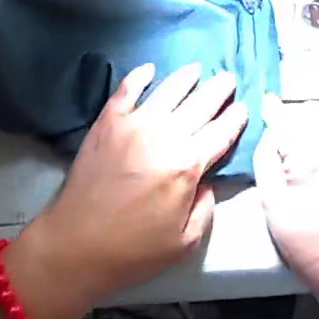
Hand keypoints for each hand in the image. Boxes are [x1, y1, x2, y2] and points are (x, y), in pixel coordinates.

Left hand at [9, 63, 246, 318]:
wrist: (75, 245)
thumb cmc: (133, 250)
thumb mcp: (185, 242)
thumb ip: (205, 208)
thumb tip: (207, 181)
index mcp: (188, 165)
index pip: (220, 133)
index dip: (235, 120)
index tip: (243, 108)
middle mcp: (165, 136)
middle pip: (200, 105)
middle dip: (218, 90)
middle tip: (228, 78)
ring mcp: (134, 125)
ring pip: (168, 91)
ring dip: (186, 77)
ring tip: (197, 68)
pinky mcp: (107, 123)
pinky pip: (126, 90)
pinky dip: (139, 76)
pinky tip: (149, 69)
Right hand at [256, 98, 318, 314]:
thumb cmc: (308, 241)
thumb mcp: (270, 199)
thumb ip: (266, 151)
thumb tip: (269, 112)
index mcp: (315, 150)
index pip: (287, 117)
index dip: (276, 128)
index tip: (275, 145)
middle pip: (311, 115)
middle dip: (299, 134)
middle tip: (297, 170)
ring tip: (317, 173)